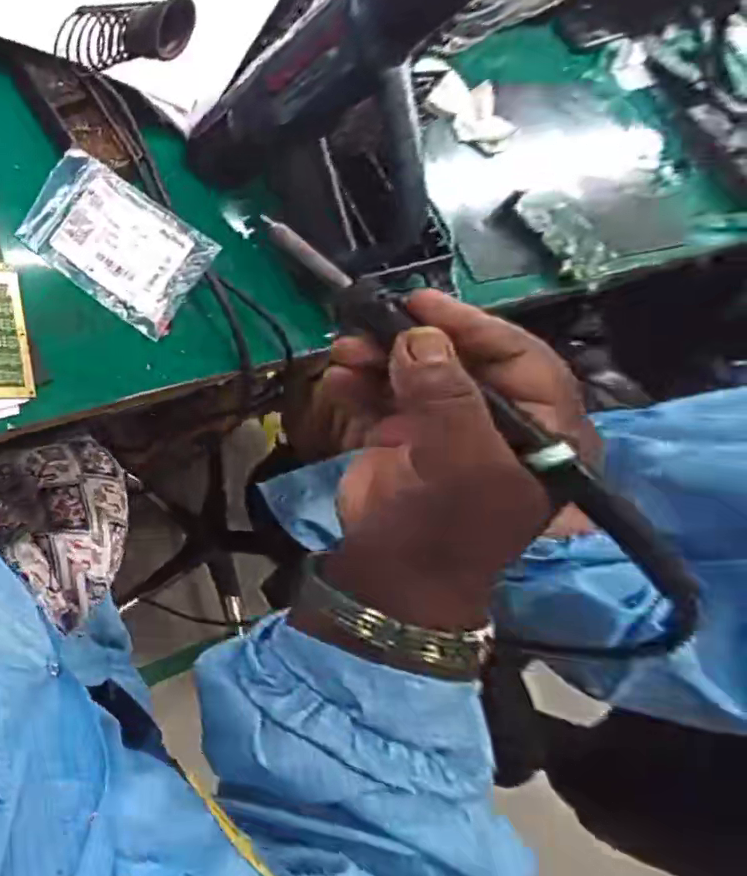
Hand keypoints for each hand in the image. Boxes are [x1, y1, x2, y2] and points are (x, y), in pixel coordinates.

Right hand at [291, 321, 555, 639]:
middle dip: (411, 343)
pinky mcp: (397, 440)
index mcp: (540, 429)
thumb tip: (418, 337)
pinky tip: (335, 378)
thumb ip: (445, 397)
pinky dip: (355, 385)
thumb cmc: (444, 524)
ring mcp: (441, 431)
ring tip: (341, 352)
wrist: (391, 572)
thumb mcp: (460, 461)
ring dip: (375, 361)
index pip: (518, 360)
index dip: (472, 328)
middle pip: (456, 363)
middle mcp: (493, 423)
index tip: (421, 303)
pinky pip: (377, 399)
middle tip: (367, 325)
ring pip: (411, 377)